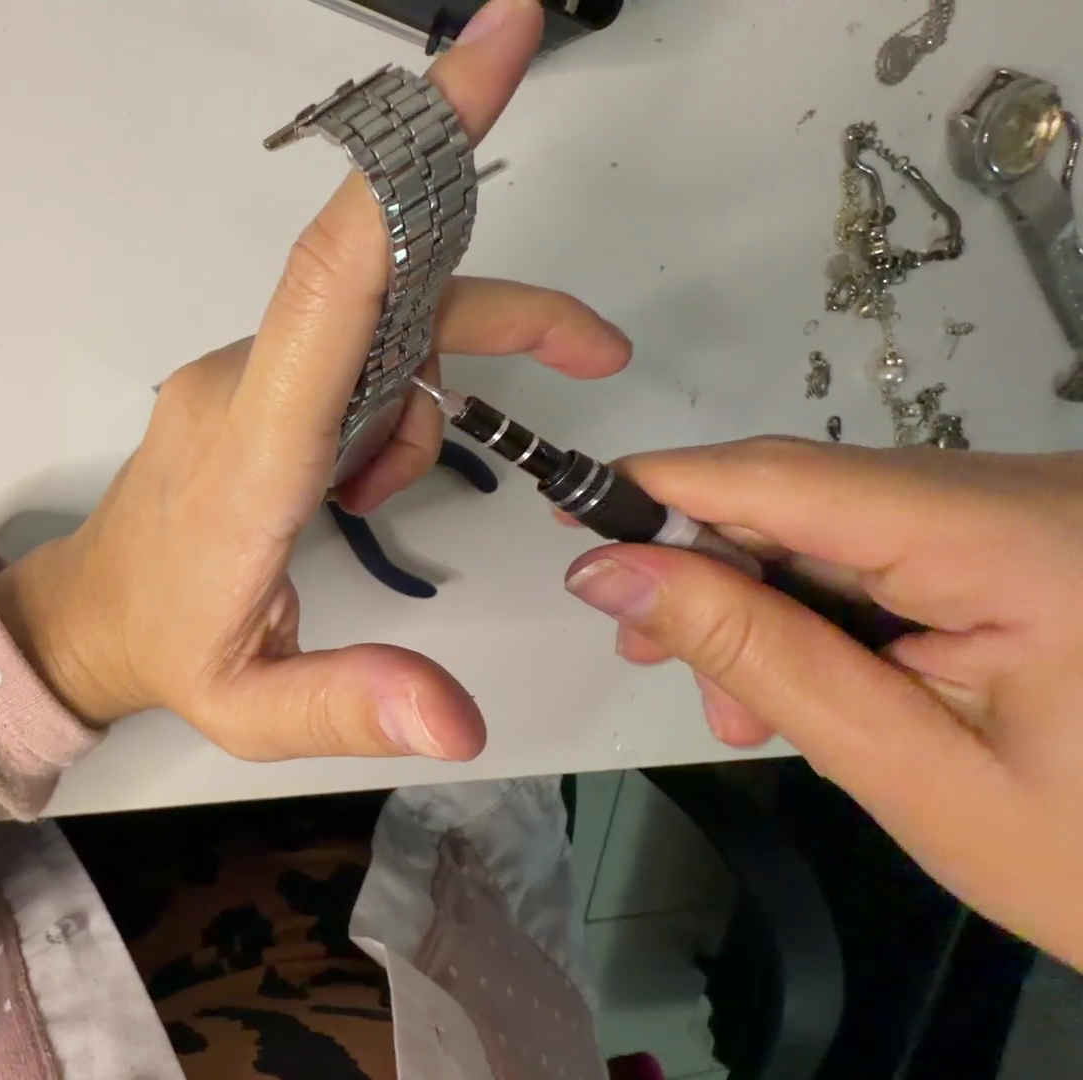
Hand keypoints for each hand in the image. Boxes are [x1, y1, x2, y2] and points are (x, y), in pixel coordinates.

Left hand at [0, 0, 630, 762]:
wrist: (90, 617)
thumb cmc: (163, 650)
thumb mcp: (249, 707)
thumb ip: (349, 706)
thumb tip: (459, 720)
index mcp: (247, 457)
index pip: (330, 284)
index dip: (410, 168)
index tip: (488, 50)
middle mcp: (236, 390)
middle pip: (390, 296)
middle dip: (484, 333)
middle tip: (579, 358)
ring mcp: (232, 378)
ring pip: (376, 329)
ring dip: (419, 403)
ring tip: (373, 497)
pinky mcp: (239, 383)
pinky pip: (342, 347)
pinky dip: (391, 392)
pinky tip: (365, 469)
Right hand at [563, 437, 1082, 968]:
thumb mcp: (900, 766)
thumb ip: (746, 650)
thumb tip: (603, 572)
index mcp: (1033, 544)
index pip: (784, 478)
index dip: (656, 485)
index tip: (564, 513)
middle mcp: (1043, 491)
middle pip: (802, 494)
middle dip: (701, 568)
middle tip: (644, 652)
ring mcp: (1047, 506)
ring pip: (831, 519)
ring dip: (752, 596)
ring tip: (730, 696)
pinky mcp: (1043, 531)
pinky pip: (882, 541)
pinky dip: (815, 601)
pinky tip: (804, 673)